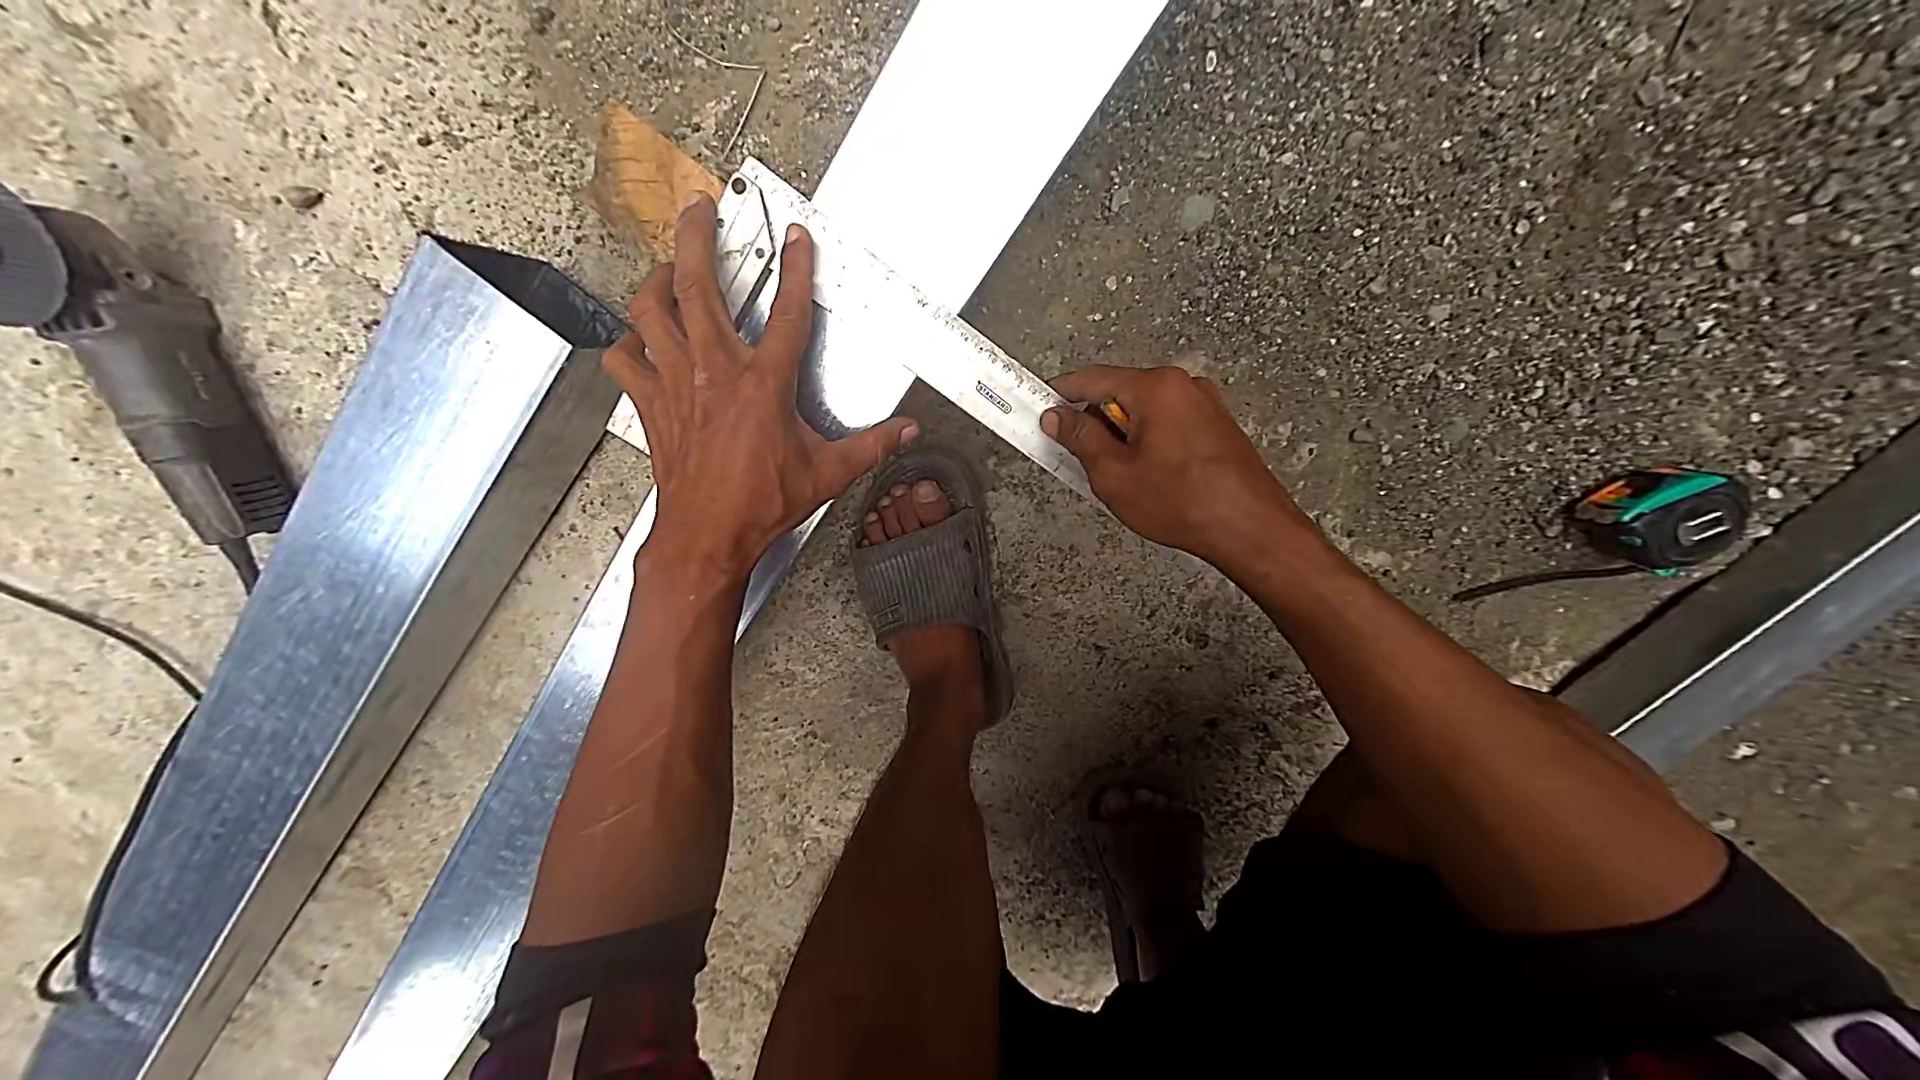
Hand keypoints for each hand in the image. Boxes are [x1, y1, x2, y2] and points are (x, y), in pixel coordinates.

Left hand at [607, 195, 917, 582]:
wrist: (707, 536)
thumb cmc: (758, 504)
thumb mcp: (827, 472)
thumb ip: (870, 446)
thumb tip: (903, 432)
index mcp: (762, 385)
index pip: (786, 313)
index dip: (796, 271)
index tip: (797, 241)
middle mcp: (714, 373)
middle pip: (696, 287)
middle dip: (696, 238)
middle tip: (699, 210)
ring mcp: (676, 385)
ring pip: (651, 312)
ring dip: (656, 280)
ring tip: (666, 266)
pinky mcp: (652, 405)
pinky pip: (626, 361)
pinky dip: (628, 345)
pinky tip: (638, 342)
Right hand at [1042, 365, 1318, 569]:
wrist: (1250, 529)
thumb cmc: (1190, 502)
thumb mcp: (1113, 474)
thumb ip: (1080, 439)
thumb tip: (1059, 419)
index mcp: (1157, 388)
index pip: (1092, 379)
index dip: (1059, 394)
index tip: (1040, 404)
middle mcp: (1183, 387)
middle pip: (1119, 395)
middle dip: (1093, 424)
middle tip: (1074, 456)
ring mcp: (1203, 407)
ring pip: (1142, 415)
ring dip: (1120, 440)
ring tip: (1116, 479)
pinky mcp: (1214, 428)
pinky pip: (1165, 427)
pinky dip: (1145, 446)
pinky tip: (1143, 480)